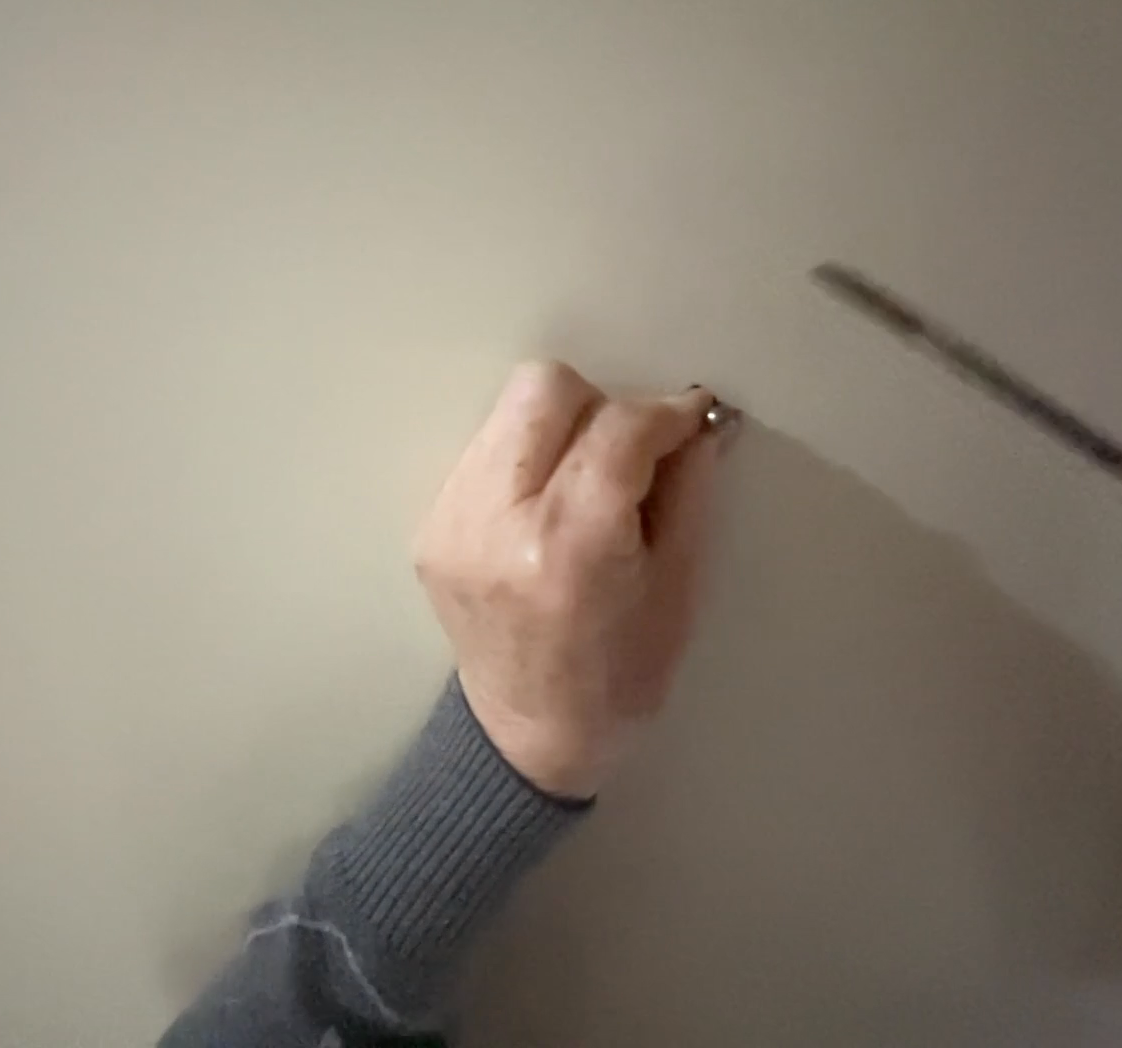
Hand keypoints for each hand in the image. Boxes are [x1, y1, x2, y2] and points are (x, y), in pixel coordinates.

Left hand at [414, 361, 736, 797]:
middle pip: (543, 388)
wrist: (526, 731)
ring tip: (584, 483)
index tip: (688, 421)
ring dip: (559, 429)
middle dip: (600, 405)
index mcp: (568, 548)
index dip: (664, 413)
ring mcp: (449, 522)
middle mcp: (494, 522)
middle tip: (627, 454)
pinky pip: (485, 452)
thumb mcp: (678, 590)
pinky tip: (545, 506)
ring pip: (507, 411)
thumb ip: (688, 490)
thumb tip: (693, 421)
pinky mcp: (429, 527)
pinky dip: (526, 459)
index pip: (617, 428)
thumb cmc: (616, 678)